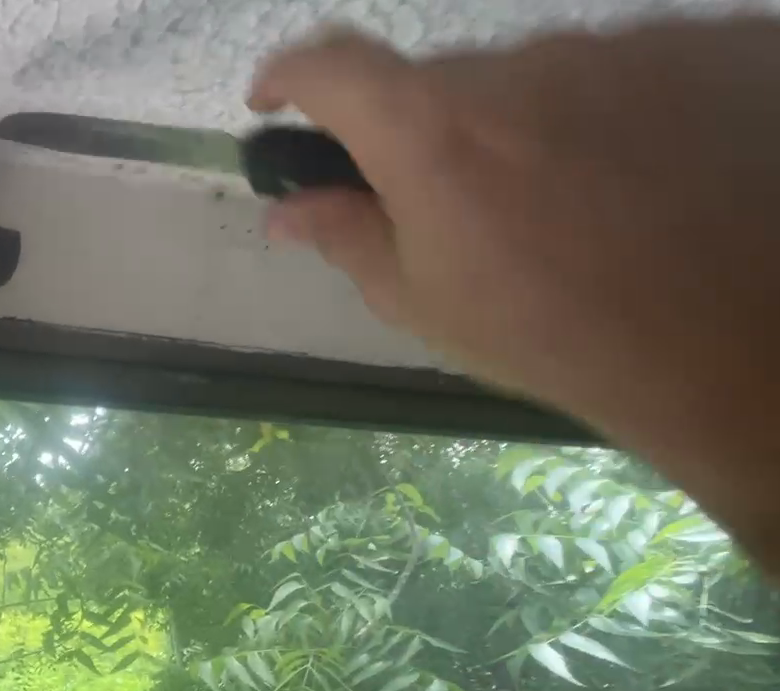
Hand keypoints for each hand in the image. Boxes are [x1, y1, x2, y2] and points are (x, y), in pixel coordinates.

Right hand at [251, 19, 779, 560]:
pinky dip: (598, 111)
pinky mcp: (723, 40)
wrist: (733, 336)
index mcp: (433, 132)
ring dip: (509, 122)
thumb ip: (343, 234)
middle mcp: (528, 65)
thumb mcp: (414, 296)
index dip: (289, 75)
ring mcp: (634, 44)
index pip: (334, 66)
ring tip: (545, 200)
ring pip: (532, 73)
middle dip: (414, 130)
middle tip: (434, 202)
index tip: (271, 102)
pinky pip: (624, 66)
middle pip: (438, 79)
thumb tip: (285, 211)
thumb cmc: (539, 328)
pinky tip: (624, 176)